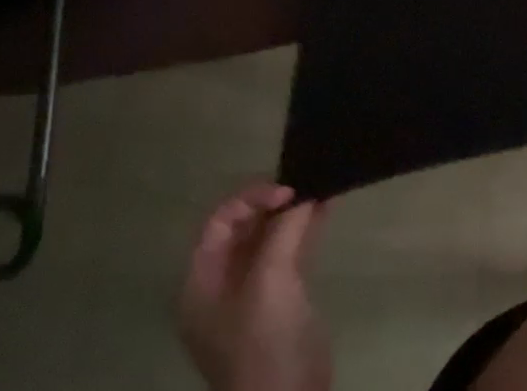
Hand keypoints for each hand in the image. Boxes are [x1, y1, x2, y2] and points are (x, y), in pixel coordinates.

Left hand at [179, 183, 331, 390]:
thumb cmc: (264, 342)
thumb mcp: (270, 283)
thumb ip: (283, 234)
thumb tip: (303, 196)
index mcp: (201, 284)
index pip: (219, 224)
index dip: (250, 199)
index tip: (288, 191)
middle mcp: (221, 286)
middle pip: (241, 230)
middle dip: (271, 204)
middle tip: (306, 184)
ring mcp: (252, 295)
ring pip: (268, 241)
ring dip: (291, 214)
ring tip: (320, 188)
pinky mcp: (281, 302)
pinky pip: (288, 256)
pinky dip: (304, 233)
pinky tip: (325, 211)